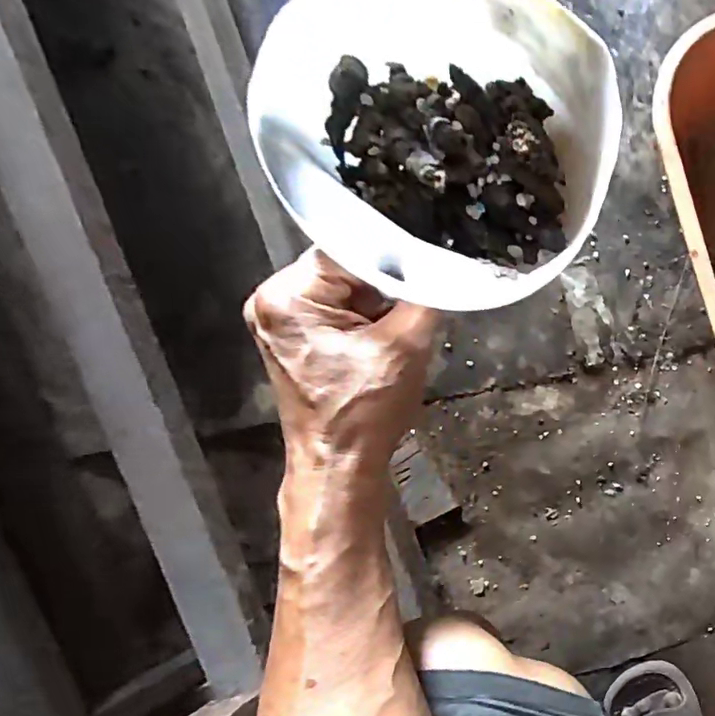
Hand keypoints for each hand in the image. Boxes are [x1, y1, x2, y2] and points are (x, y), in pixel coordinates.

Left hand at [244, 248, 439, 470]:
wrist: (342, 463)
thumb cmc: (364, 413)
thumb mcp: (407, 347)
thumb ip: (424, 299)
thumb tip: (441, 270)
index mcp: (287, 298)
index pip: (350, 252)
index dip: (394, 263)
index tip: (427, 276)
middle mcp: (274, 303)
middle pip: (346, 271)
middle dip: (385, 291)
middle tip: (410, 317)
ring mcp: (283, 323)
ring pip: (347, 293)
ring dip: (379, 309)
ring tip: (394, 339)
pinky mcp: (298, 341)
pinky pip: (341, 313)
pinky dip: (368, 324)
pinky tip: (382, 347)